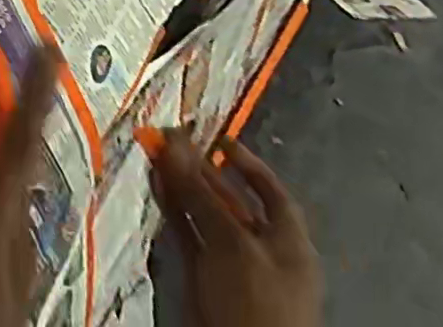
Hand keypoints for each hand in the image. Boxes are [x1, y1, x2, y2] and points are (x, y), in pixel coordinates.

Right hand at [151, 128, 321, 326]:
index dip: (249, 164)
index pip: (272, 194)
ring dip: (180, 184)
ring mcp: (230, 264)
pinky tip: (155, 185)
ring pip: (203, 213)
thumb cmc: (256, 304)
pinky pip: (186, 232)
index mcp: (288, 245)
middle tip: (169, 138)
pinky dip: (171, 208)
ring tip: (154, 153)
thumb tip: (172, 143)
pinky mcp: (203, 275)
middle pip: (231, 200)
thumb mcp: (232, 244)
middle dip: (202, 169)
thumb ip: (200, 193)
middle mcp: (261, 250)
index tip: (219, 138)